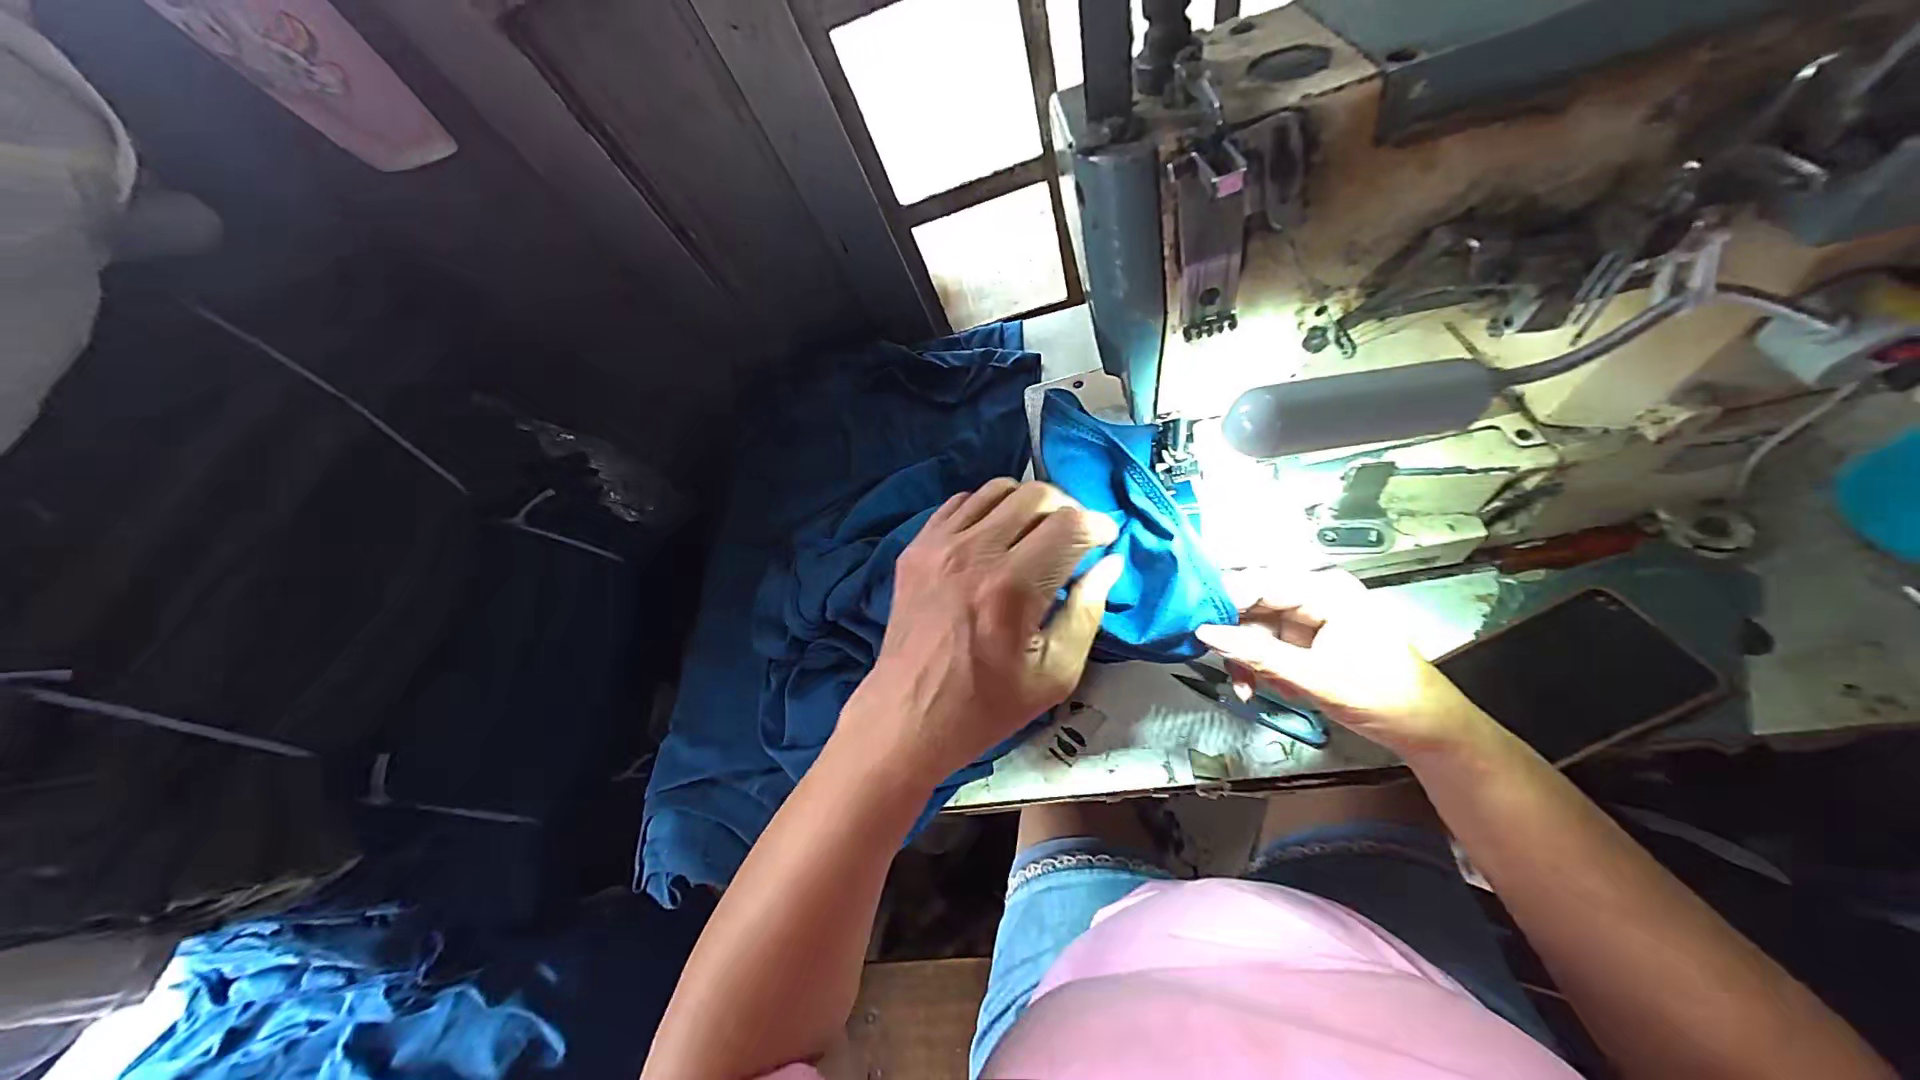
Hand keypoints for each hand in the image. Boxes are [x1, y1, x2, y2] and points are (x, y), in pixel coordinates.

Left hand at [838, 479, 1122, 786]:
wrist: (908, 716)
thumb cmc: (987, 704)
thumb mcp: (1057, 673)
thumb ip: (1088, 611)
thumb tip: (1108, 564)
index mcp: (1012, 587)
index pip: (1070, 524)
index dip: (1098, 525)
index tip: (1104, 541)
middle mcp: (974, 553)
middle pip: (1036, 495)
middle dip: (1068, 508)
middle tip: (1075, 536)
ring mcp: (938, 545)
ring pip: (997, 489)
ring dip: (1028, 504)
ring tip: (1037, 533)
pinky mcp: (915, 548)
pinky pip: (960, 503)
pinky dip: (987, 509)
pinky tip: (996, 537)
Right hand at [1195, 567, 1494, 758]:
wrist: (1427, 729)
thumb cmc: (1387, 697)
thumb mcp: (1315, 677)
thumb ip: (1257, 654)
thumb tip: (1207, 633)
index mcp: (1327, 591)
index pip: (1260, 584)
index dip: (1224, 602)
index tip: (1194, 621)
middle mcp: (1316, 596)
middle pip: (1254, 605)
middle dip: (1235, 638)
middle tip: (1221, 663)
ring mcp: (1311, 617)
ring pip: (1256, 628)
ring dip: (1246, 658)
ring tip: (1248, 686)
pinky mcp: (1307, 638)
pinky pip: (1267, 644)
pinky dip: (1258, 666)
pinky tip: (1259, 685)